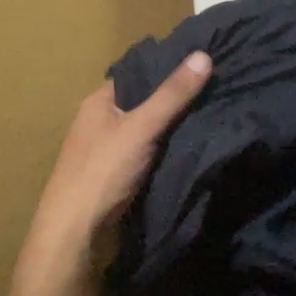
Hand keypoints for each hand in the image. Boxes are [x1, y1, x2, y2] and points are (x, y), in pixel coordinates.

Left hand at [18, 52, 211, 282]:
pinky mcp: (121, 177)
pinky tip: (199, 142)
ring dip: (177, 125)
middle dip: (178, 97)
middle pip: (147, 101)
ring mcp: (111, 152)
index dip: (170, 66)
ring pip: (153, 129)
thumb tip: (203, 54)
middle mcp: (102, 123)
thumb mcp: (141, 127)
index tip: (205, 60)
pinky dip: (172, 148)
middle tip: (219, 84)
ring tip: (217, 109)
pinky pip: (153, 153)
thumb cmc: (101, 174)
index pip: (139, 73)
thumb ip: (172, 94)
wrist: (75, 241)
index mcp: (98, 103)